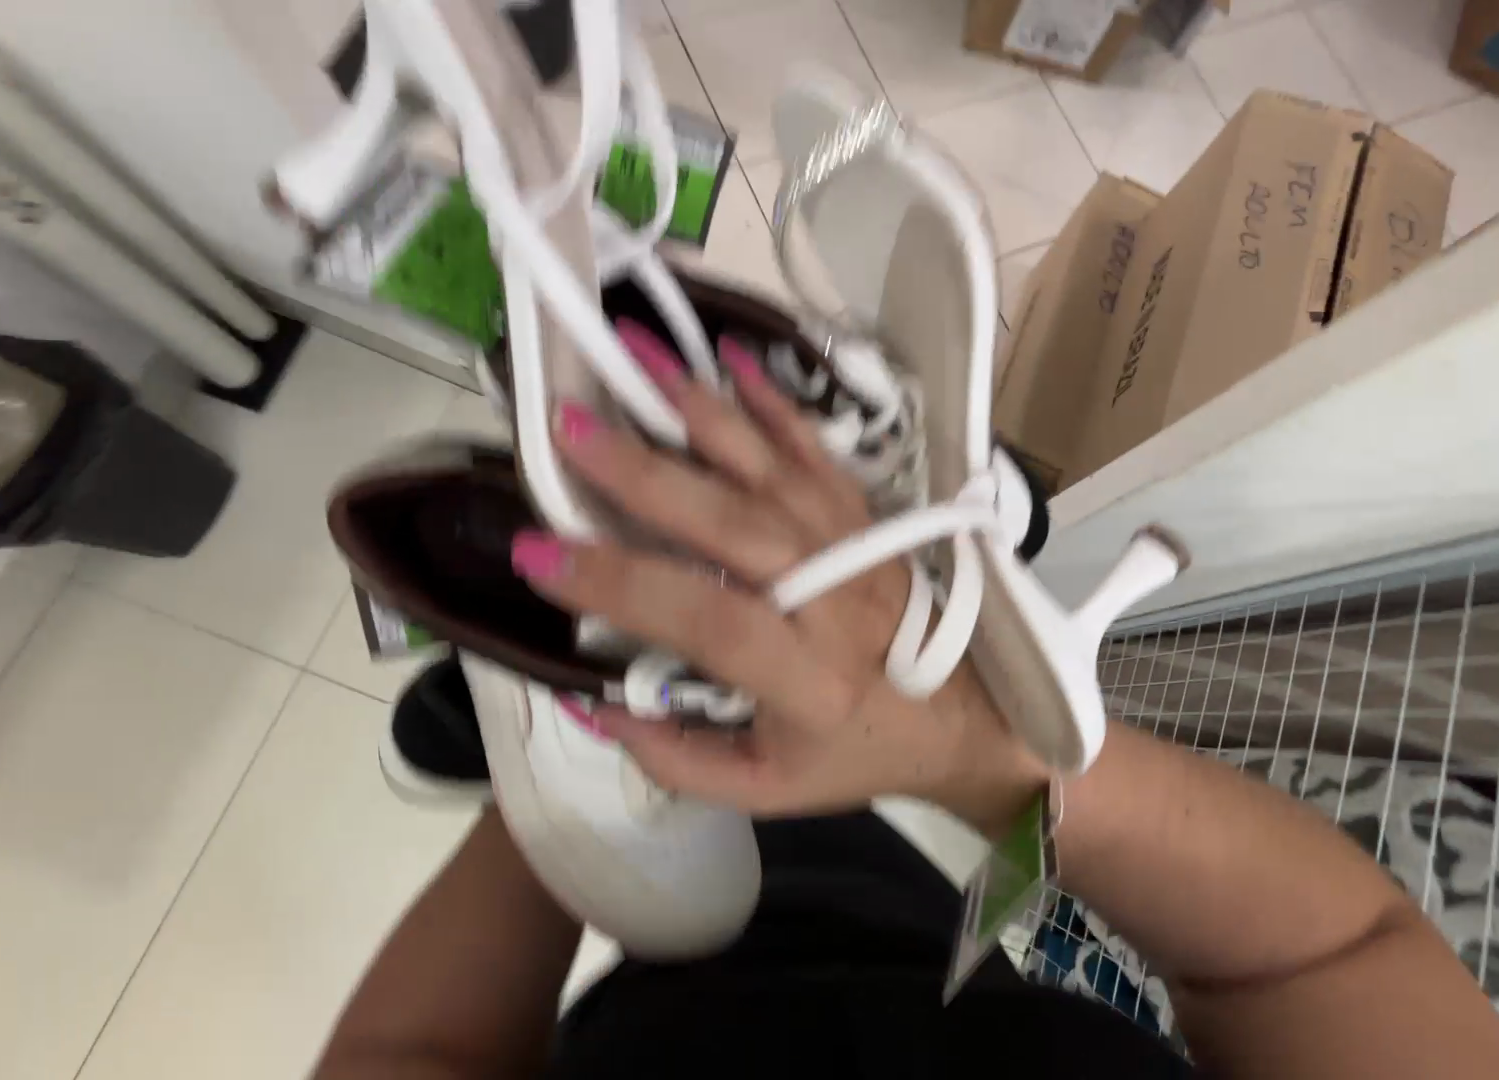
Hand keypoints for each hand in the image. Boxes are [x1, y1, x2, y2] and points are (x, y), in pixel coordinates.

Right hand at [507, 329, 1046, 832]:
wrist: (962, 716)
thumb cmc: (854, 753)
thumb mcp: (764, 790)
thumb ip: (674, 757)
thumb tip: (587, 697)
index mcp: (806, 677)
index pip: (707, 619)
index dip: (622, 584)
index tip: (537, 551)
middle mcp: (832, 596)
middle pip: (735, 523)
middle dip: (646, 473)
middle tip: (568, 426)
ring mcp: (854, 543)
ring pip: (771, 468)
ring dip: (701, 410)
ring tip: (637, 357)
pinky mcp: (866, 513)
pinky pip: (815, 448)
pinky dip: (772, 402)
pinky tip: (731, 357)